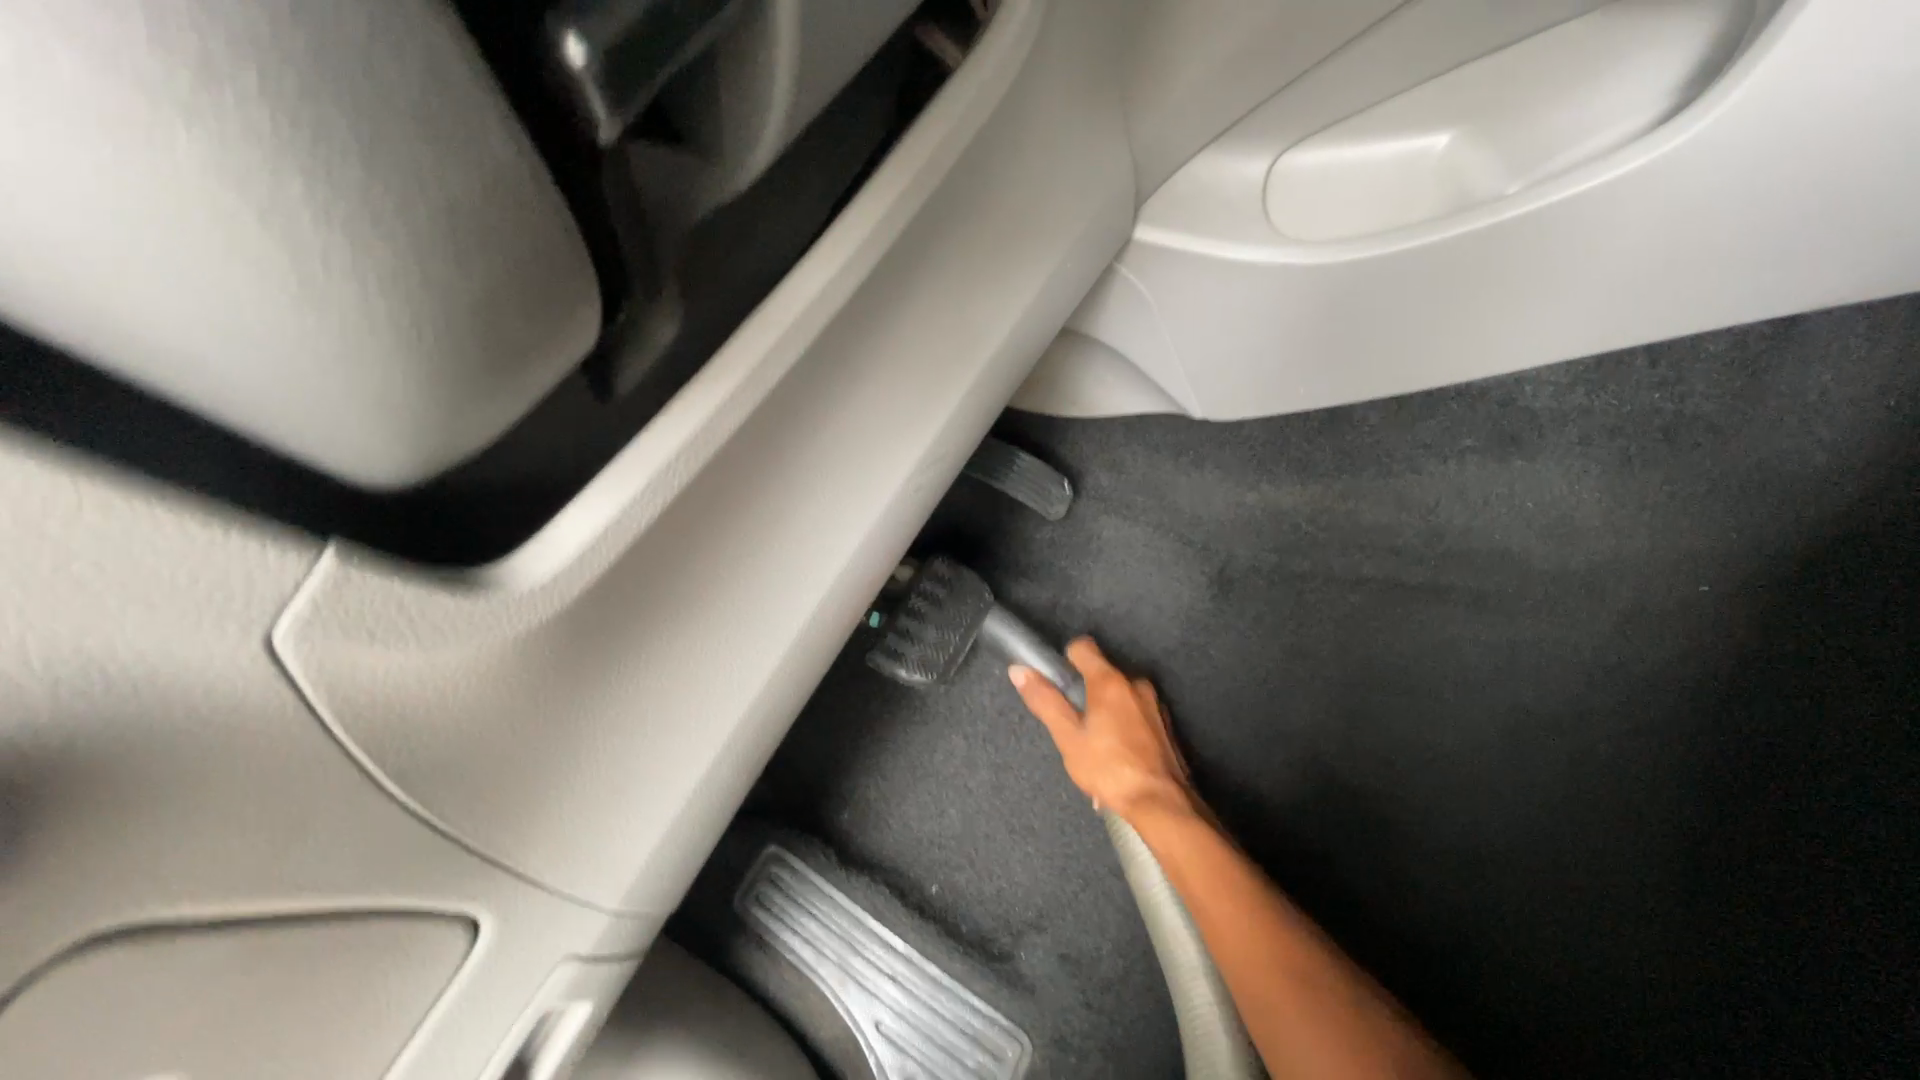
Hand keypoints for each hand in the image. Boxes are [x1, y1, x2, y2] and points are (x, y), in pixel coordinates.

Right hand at [1010, 637, 1200, 822]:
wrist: (1161, 803)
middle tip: (1074, 727)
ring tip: (1095, 751)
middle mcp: (1135, 684)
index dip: (1066, 660)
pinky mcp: (1166, 725)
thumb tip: (1019, 670)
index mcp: (1109, 681)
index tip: (1059, 683)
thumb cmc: (1109, 769)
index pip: (1083, 647)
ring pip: (1120, 698)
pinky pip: (1136, 717)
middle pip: (1102, 675)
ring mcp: (1155, 704)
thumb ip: (1045, 701)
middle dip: (1086, 695)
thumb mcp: (1068, 738)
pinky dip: (1123, 730)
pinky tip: (1117, 760)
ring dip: (1105, 715)